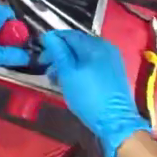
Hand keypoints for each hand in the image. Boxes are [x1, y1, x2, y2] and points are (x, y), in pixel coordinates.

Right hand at [41, 29, 149, 156]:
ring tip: (57, 79)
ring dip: (69, 63)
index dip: (53, 42)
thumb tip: (49, 35)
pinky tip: (72, 81)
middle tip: (47, 69)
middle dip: (60, 54)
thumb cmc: (88, 97)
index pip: (70, 35)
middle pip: (78, 44)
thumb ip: (59, 53)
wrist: (116, 121)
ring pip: (85, 55)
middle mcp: (106, 47)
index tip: (40, 55)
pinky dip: (80, 68)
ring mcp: (112, 59)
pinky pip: (93, 63)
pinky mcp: (114, 71)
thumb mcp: (68, 74)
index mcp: (95, 45)